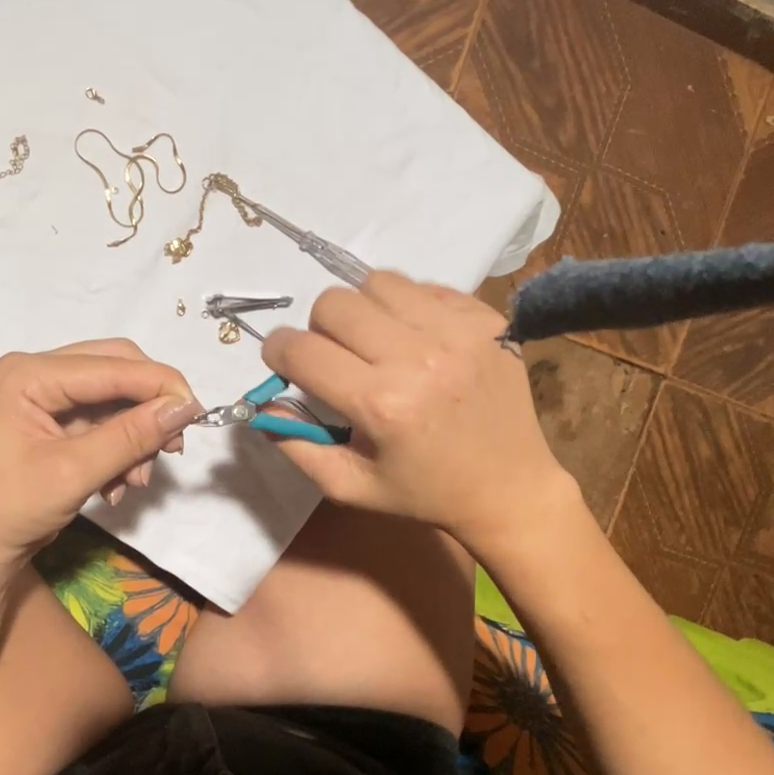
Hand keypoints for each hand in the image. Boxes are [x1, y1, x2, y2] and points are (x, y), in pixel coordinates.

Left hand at [0, 340, 203, 563]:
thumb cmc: (14, 508)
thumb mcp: (75, 472)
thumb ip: (131, 437)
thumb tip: (186, 408)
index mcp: (27, 374)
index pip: (108, 365)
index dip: (158, 385)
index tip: (197, 412)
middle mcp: (37, 372)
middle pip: (116, 371)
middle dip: (148, 410)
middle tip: (175, 446)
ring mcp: (47, 393)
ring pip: (117, 398)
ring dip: (136, 439)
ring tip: (136, 482)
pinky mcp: (58, 417)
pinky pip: (107, 420)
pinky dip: (122, 450)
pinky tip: (119, 486)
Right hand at [262, 272, 579, 558]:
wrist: (508, 486)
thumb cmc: (422, 492)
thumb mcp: (347, 486)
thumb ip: (296, 444)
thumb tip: (264, 401)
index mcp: (380, 405)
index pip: (301, 350)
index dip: (277, 351)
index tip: (282, 361)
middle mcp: (417, 358)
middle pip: (334, 304)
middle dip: (318, 329)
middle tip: (334, 357)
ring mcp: (457, 331)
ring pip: (376, 282)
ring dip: (361, 310)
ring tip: (374, 342)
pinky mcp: (484, 317)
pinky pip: (421, 286)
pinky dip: (405, 307)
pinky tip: (414, 341)